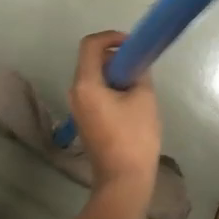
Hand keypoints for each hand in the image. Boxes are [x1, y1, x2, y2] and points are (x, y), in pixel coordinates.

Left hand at [68, 31, 160, 194]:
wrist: (123, 180)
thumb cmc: (134, 138)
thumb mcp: (144, 99)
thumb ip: (139, 74)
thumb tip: (136, 66)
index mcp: (85, 84)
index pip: (90, 45)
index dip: (111, 37)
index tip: (132, 43)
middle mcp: (75, 92)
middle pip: (90, 60)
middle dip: (114, 56)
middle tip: (138, 63)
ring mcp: (77, 107)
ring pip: (93, 77)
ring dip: (113, 73)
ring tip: (137, 81)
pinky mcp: (84, 119)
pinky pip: (93, 92)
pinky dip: (109, 87)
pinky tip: (130, 99)